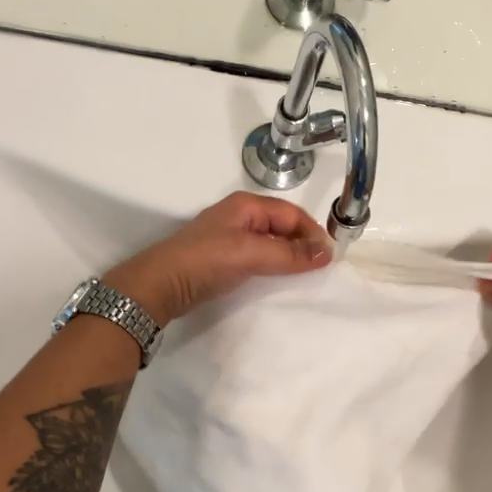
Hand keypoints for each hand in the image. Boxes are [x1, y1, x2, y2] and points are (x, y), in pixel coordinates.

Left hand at [104, 191, 332, 323]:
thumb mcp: (249, 253)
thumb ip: (288, 254)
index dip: (312, 233)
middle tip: (322, 267)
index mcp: (246, 206)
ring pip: (272, 244)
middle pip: (283, 227)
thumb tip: (326, 253)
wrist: (161, 286)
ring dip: (290, 257)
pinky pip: (259, 259)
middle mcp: (240, 217)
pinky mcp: (225, 260)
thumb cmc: (204, 261)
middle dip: (304, 244)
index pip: (291, 214)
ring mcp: (231, 239)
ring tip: (306, 276)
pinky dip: (274, 267)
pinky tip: (280, 281)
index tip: (330, 256)